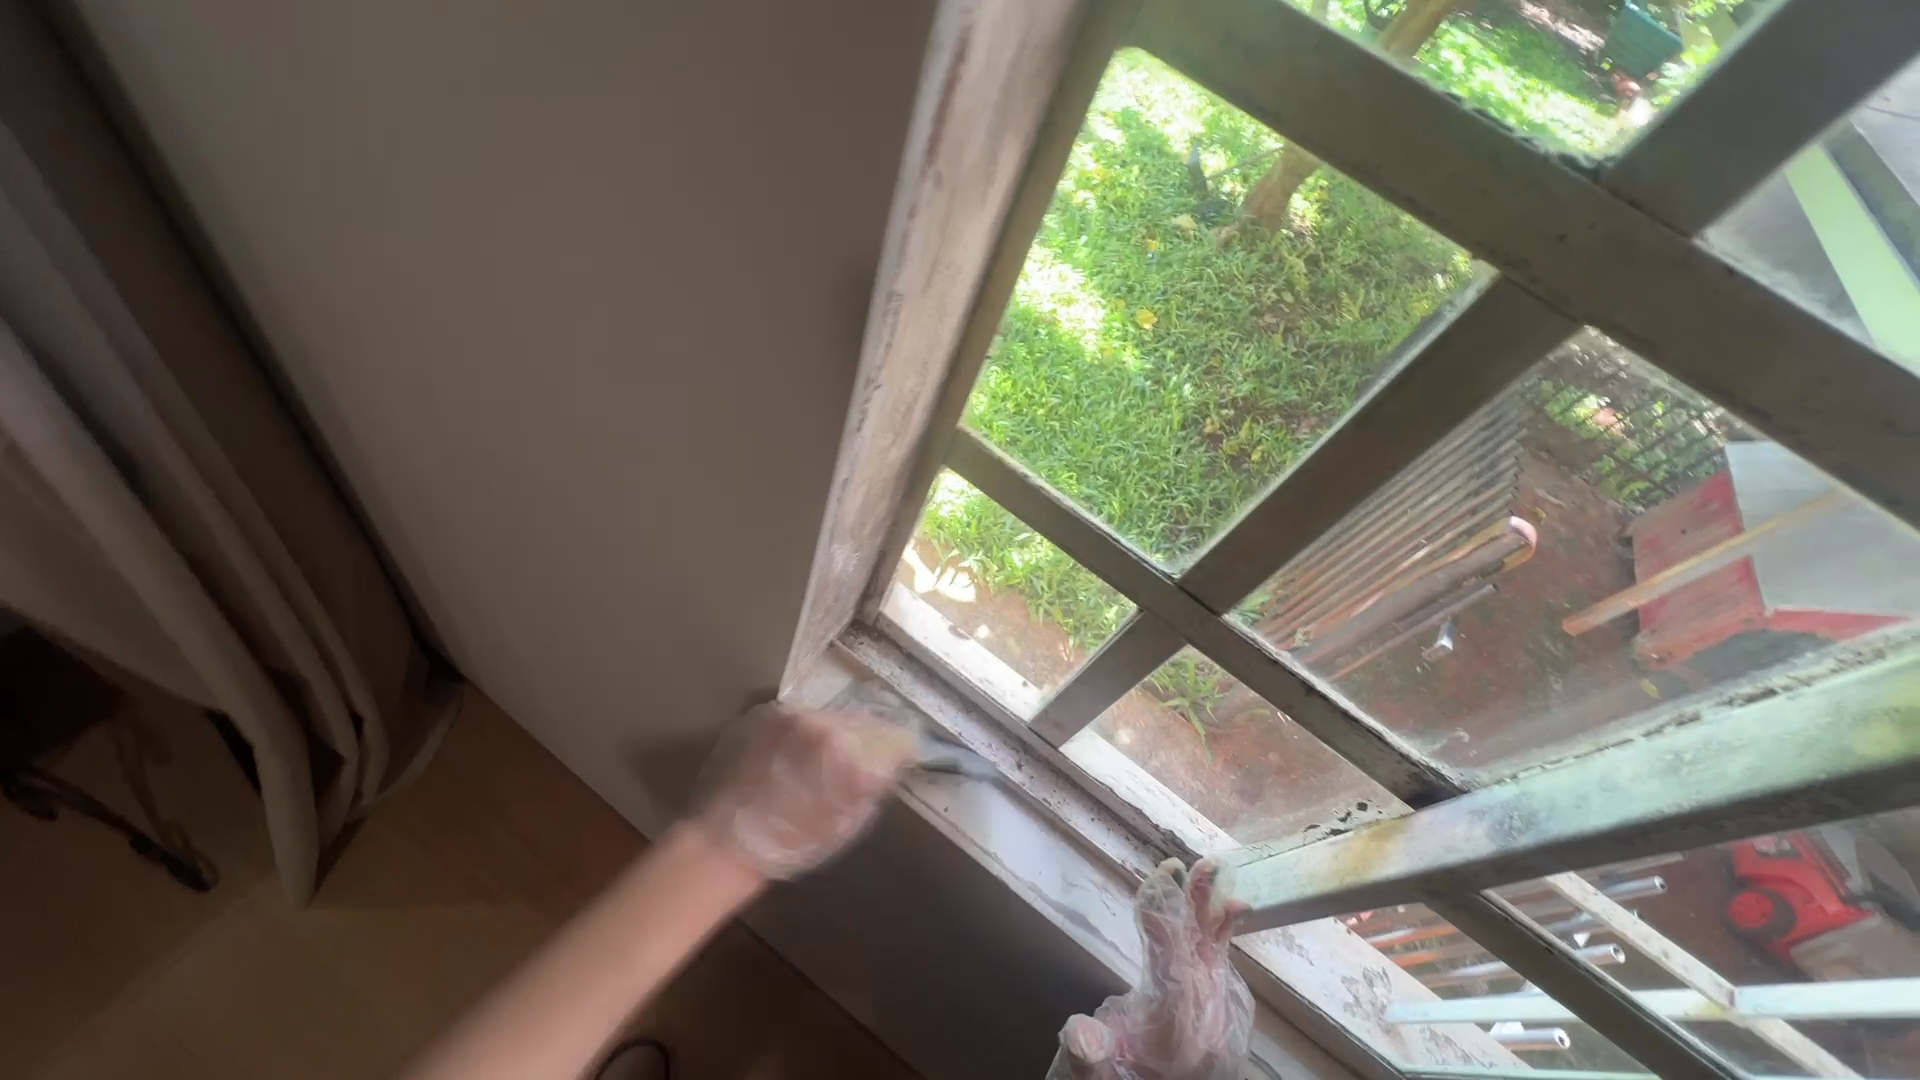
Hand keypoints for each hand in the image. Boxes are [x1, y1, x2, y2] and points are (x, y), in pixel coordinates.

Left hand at [690, 703, 918, 879]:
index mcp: (853, 761)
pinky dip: (805, 733)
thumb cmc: (791, 845)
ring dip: (836, 734)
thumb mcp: (848, 822)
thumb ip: (875, 785)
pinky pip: (802, 716)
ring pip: (834, 716)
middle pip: (868, 721)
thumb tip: (892, 761)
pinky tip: (793, 756)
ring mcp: (795, 715)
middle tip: (859, 762)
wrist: (723, 842)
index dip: (901, 751)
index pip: (898, 738)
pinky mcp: (768, 712)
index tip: (898, 759)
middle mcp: (827, 728)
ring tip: (821, 761)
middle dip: (869, 741)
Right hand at [1050, 858, 1253, 1079]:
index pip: (1173, 969)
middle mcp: (1203, 1020)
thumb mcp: (1092, 1072)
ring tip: (1213, 869)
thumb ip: (1087, 1053)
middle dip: (1198, 910)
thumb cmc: (1118, 1076)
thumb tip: (1079, 1034)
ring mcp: (1213, 1012)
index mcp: (1175, 1033)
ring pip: (1213, 952)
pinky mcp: (1212, 1003)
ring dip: (1209, 910)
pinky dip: (1220, 931)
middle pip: (1202, 956)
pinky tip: (1229, 905)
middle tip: (1199, 866)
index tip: (1162, 881)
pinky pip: (1219, 961)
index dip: (1166, 925)